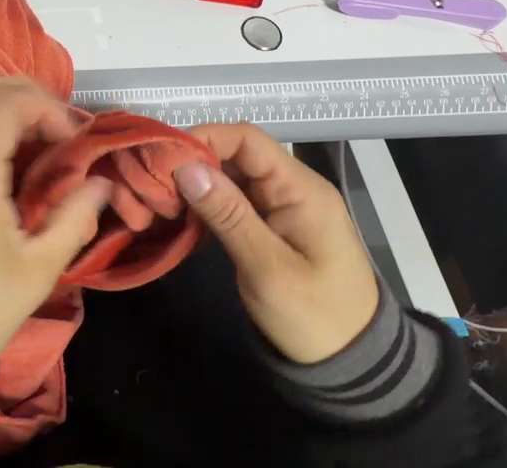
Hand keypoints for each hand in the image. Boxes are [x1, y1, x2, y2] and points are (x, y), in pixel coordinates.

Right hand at [175, 124, 379, 363]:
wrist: (353, 367)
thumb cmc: (316, 318)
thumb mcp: (268, 270)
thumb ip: (228, 214)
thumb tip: (186, 167)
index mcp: (301, 189)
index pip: (247, 139)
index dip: (204, 138)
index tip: (163, 157)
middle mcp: (292, 187)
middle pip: (236, 153)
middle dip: (193, 160)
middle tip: (152, 180)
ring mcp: (282, 206)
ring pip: (231, 175)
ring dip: (196, 182)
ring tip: (160, 197)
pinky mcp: (271, 225)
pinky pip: (234, 199)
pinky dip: (206, 203)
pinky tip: (181, 215)